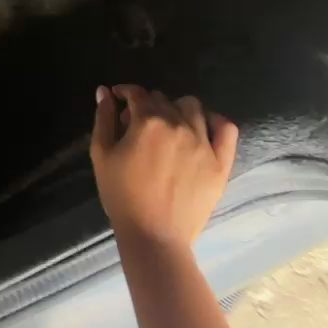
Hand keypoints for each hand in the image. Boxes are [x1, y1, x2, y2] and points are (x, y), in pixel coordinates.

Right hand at [91, 84, 239, 248]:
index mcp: (147, 121)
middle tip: (138, 124)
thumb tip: (104, 91)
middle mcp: (178, 124)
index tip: (119, 100)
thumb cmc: (121, 195)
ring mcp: (203, 143)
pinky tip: (202, 129)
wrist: (154, 236)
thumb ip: (103, 118)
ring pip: (192, 107)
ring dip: (177, 109)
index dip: (125, 92)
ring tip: (169, 127)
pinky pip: (226, 129)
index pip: (137, 93)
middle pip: (163, 99)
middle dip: (147, 104)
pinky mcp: (220, 163)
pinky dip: (214, 122)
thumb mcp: (101, 154)